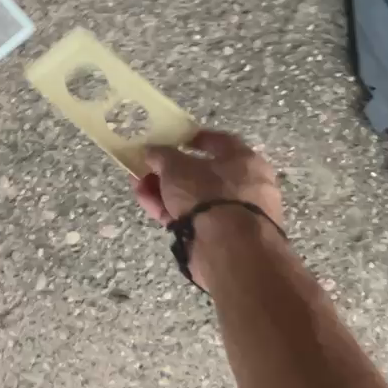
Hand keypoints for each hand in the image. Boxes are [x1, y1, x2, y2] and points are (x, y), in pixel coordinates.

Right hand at [132, 129, 282, 227]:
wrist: (230, 248)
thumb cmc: (207, 192)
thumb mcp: (174, 164)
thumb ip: (160, 154)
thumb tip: (152, 153)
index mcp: (246, 161)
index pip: (219, 141)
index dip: (192, 138)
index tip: (170, 139)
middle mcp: (248, 186)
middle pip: (201, 173)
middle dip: (168, 171)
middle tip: (146, 169)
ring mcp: (238, 214)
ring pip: (195, 197)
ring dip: (164, 191)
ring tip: (139, 189)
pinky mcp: (226, 237)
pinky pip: (195, 217)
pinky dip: (172, 211)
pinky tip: (149, 206)